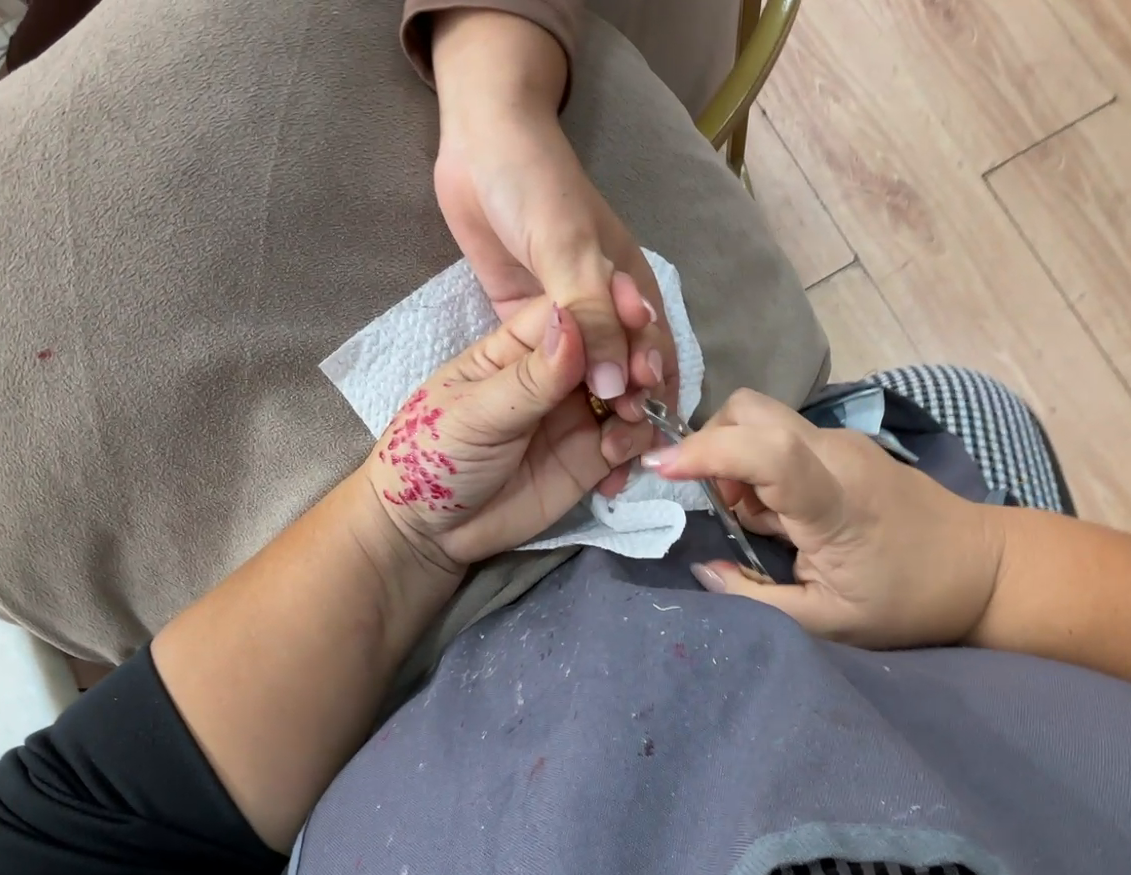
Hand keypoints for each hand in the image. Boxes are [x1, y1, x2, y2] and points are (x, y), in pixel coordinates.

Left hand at [362, 298, 655, 569]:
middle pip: (612, 348)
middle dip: (634, 359)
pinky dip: (637, 441)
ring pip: (630, 392)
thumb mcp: (477, 412)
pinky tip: (618, 456)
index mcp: (521, 346)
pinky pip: (629, 439)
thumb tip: (572, 319)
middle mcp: (558, 373)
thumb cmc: (435, 457)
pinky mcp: (591, 457)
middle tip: (639, 384)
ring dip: (641, 401)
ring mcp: (578, 414)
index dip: (607, 310)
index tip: (634, 320)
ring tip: (628, 422)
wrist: (431, 531)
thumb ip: (530, 376)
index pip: (574, 311)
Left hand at [429, 10, 676, 419]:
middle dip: (633, 419)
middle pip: (630, 380)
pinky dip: (574, 418)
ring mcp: (569, 331)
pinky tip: (579, 451)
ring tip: (610, 471)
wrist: (477, 147)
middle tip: (622, 457)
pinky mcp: (535, 339)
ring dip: (607, 426)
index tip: (638, 425)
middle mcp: (604, 316)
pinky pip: (561, 386)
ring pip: (597, 389)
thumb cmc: (530, 189)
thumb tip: (619, 388)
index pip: (654, 354)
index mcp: (628, 291)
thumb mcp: (564, 252)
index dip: (653, 393)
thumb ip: (590, 320)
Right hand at [642, 389, 1008, 648]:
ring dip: (733, 458)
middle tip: (716, 501)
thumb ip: (755, 599)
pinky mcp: (843, 447)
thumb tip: (701, 569)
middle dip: (710, 444)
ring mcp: (842, 444)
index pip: (765, 452)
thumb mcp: (828, 621)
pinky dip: (757, 465)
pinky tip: (777, 512)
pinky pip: (779, 438)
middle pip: (751, 410)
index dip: (707, 452)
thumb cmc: (909, 600)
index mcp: (835, 503)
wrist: (984, 566)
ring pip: (760, 420)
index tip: (659, 468)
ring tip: (753, 518)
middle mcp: (836, 456)